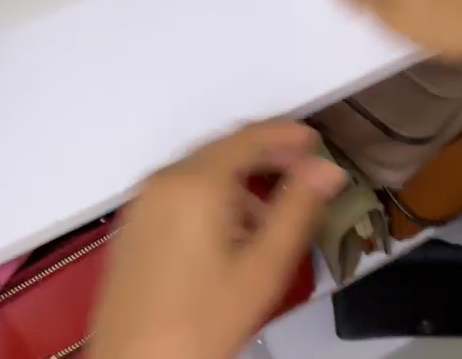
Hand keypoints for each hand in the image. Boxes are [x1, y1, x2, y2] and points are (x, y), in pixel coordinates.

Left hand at [90, 121, 347, 358]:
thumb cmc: (197, 327)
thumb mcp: (262, 270)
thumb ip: (298, 210)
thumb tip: (326, 171)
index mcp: (196, 182)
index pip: (249, 136)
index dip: (286, 134)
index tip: (312, 140)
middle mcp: (165, 179)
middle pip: (225, 148)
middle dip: (266, 156)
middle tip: (301, 173)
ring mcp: (145, 200)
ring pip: (203, 170)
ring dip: (240, 180)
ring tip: (269, 218)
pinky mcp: (136, 221)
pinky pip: (181, 189)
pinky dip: (212, 195)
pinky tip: (231, 230)